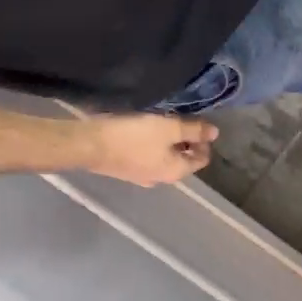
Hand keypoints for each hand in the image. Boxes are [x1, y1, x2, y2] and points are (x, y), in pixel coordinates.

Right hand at [87, 115, 216, 185]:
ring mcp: (139, 177)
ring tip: (162, 124)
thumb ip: (194, 131)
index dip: (204, 141)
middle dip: (186, 141)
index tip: (197, 124)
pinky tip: (143, 131)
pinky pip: (146, 157)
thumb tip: (215, 133)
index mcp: (176, 172)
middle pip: (183, 160)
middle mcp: (160, 179)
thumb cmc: (133, 137)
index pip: (202, 159)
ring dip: (167, 142)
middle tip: (180, 121)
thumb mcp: (170, 129)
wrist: (86, 145)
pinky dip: (150, 145)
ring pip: (164, 158)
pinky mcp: (122, 170)